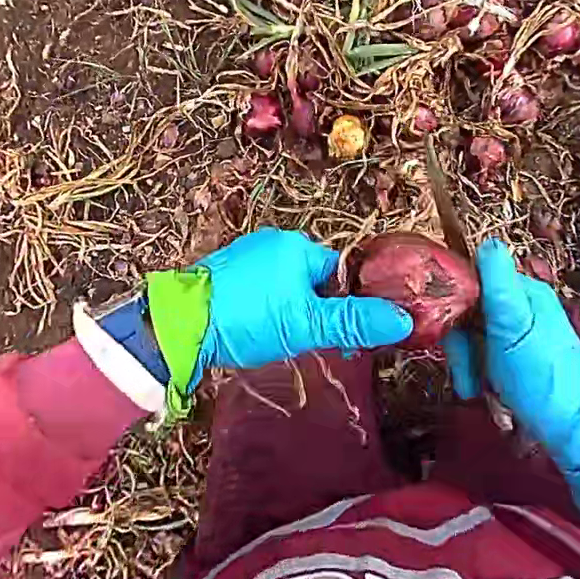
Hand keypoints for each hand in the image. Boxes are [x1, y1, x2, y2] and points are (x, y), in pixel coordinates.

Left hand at [197, 228, 411, 371]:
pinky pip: (261, 286)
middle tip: (305, 337)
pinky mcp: (226, 270)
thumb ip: (353, 322)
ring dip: (289, 307)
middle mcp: (273, 241)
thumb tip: (401, 320)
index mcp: (296, 246)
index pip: (337, 272)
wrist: (177, 327)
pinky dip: (265, 304)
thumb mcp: (306, 324)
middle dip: (314, 307)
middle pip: (312, 278)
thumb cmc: (248, 319)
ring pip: (286, 284)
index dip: (341, 303)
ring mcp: (246, 253)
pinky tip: (255, 326)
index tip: (335, 331)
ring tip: (277, 334)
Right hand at [446, 238, 579, 525]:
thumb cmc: (545, 382)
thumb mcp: (514, 329)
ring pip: (479, 343)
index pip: (474, 284)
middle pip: (474, 316)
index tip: (452, 342)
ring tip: (482, 395)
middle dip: (465, 351)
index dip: (457, 312)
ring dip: (474, 370)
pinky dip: (487, 382)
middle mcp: (527, 310)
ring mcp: (527, 338)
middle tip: (468, 381)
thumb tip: (488, 241)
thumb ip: (499, 285)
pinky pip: (492, 363)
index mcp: (527, 294)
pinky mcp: (526, 364)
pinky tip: (495, 401)